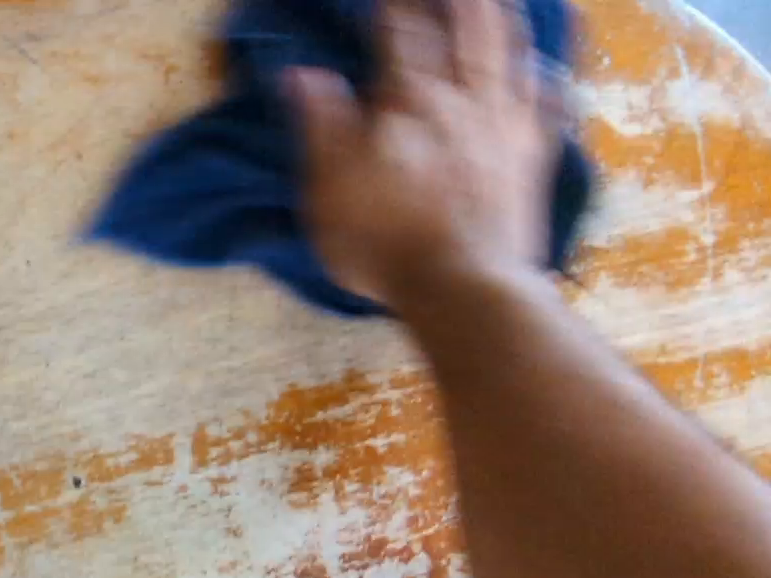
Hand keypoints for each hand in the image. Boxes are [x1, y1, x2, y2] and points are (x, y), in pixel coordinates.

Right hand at [285, 0, 563, 308]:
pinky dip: (539, 76)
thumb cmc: (378, 240)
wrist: (459, 280)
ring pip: (508, 52)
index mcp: (409, 105)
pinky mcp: (529, 152)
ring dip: (499, 20)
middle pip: (467, 30)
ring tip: (492, 3)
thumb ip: (322, 127)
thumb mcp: (329, 190)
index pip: (402, 38)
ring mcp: (504, 122)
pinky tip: (536, 68)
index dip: (392, 11)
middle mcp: (464, 99)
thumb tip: (304, 74)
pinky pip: (542, 100)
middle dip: (455, 3)